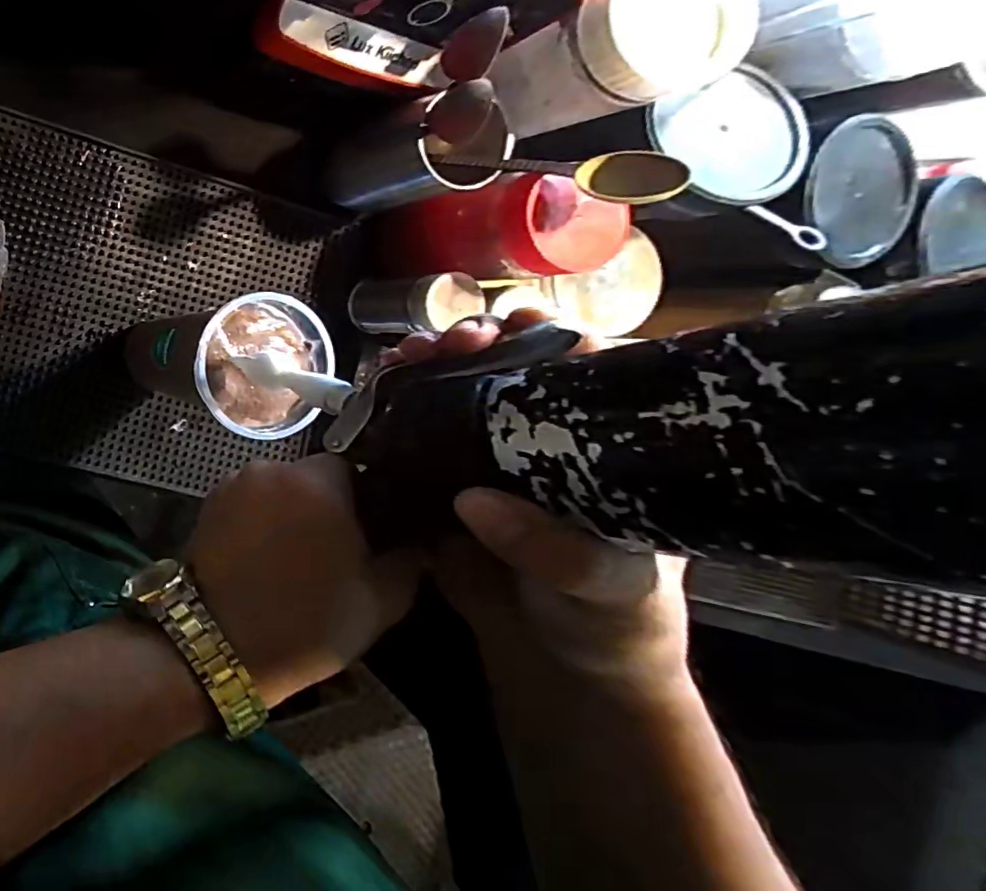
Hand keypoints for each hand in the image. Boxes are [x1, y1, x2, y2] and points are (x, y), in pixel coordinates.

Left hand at [182, 453, 423, 706]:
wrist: (221, 643)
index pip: (350, 468)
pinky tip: (265, 554)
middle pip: (308, 476)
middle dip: (324, 502)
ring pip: (275, 488)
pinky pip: (247, 501)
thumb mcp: (379, 601)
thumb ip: (407, 562)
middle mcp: (270, 470)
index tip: (370, 528)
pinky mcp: (207, 504)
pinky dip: (259, 518)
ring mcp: (233, 484)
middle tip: (335, 545)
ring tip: (296, 553)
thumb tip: (422, 544)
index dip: (363, 497)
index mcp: (315, 482)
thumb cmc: (308, 622)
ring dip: (288, 509)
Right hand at [398, 311, 688, 695]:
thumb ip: (556, 552)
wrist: (550, 662)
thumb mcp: (610, 591)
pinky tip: (374, 386)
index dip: (554, 337)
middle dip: (476, 342)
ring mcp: (485, 456)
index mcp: (602, 449)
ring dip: (427, 362)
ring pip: (454, 391)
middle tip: (454, 339)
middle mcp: (542, 439)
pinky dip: (390, 403)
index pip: (586, 370)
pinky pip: (411, 432)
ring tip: (405, 354)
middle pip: (507, 369)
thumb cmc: (609, 622)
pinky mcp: (438, 478)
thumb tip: (474, 502)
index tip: (519, 324)